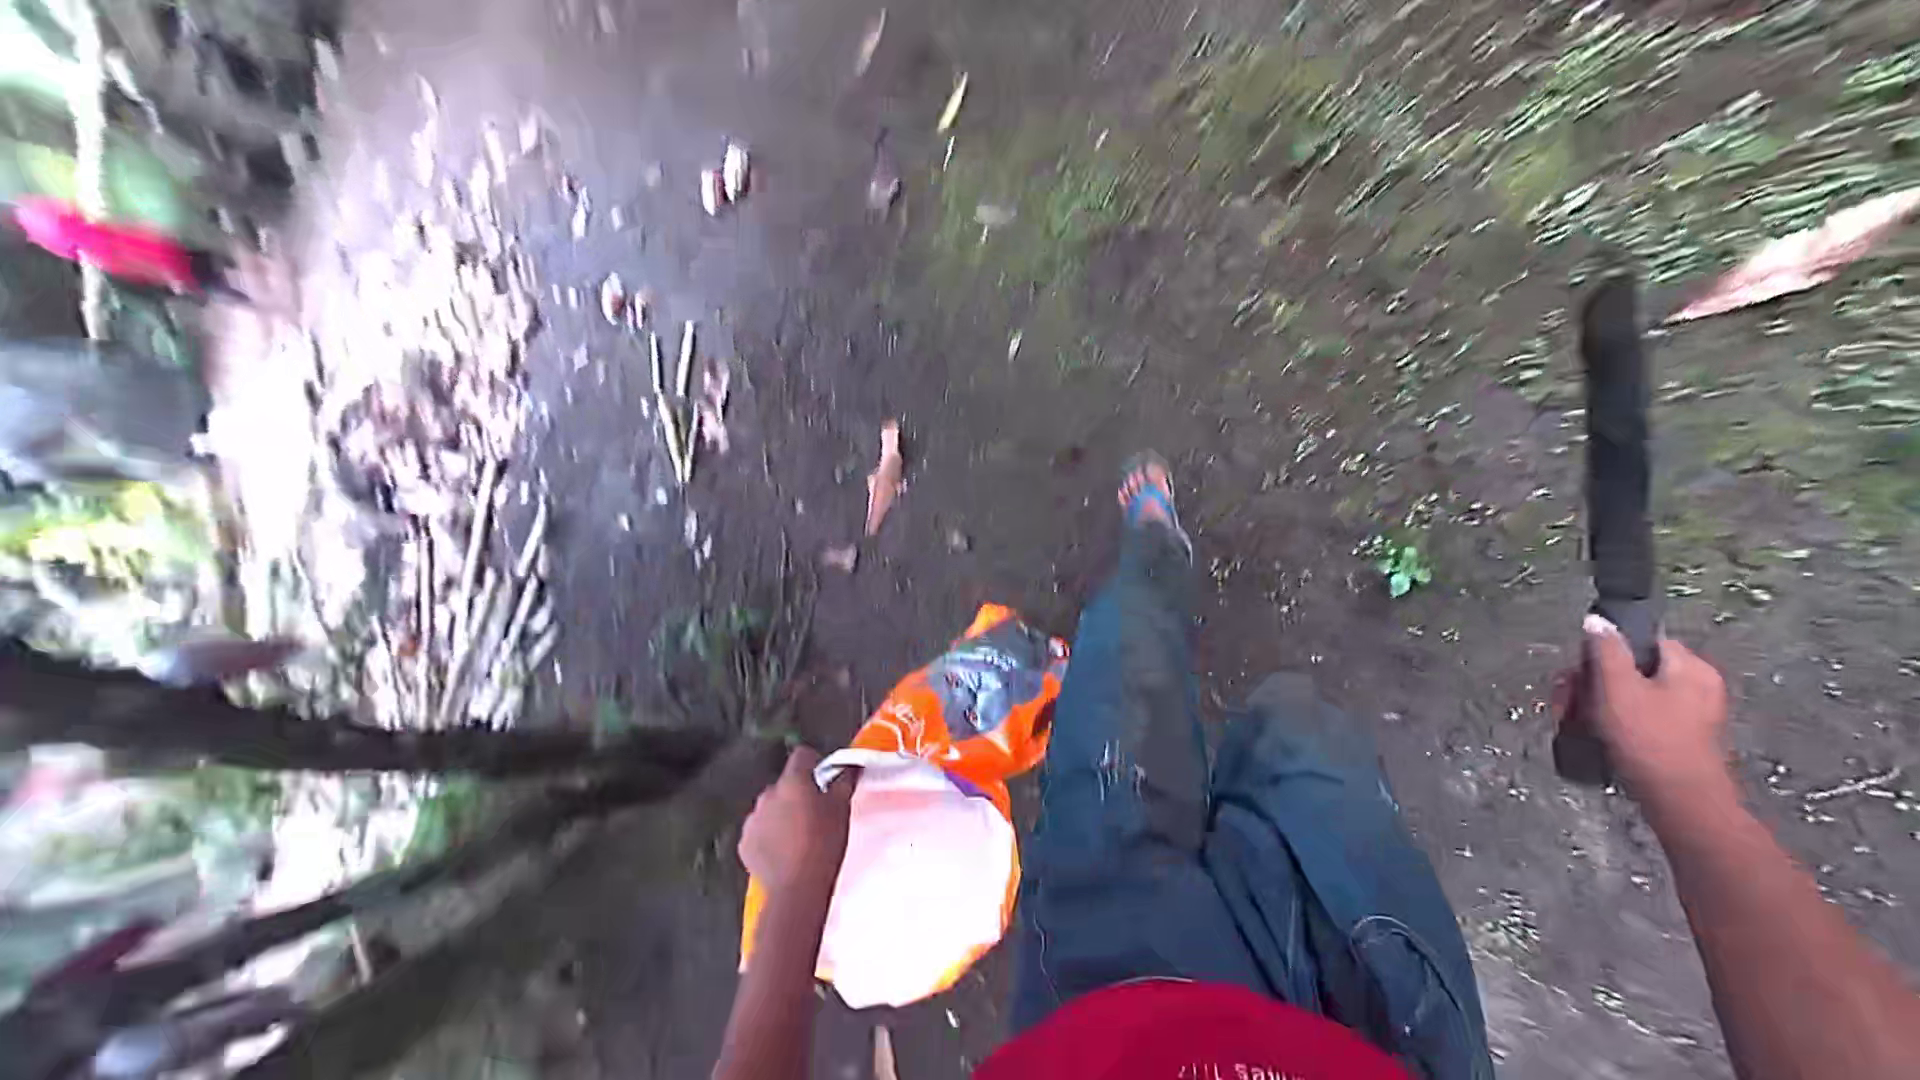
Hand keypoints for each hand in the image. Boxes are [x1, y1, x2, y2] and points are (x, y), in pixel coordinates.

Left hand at [739, 746, 854, 895]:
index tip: (824, 779)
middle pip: (785, 783)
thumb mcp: (841, 808)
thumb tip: (848, 765)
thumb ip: (844, 780)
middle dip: (797, 792)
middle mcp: (768, 794)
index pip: (801, 755)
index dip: (814, 763)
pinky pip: (759, 830)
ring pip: (770, 807)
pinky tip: (783, 851)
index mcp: (793, 781)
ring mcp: (753, 819)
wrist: (797, 887)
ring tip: (798, 835)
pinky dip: (769, 835)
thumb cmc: (825, 842)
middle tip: (814, 813)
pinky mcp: (744, 843)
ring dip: (782, 813)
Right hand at [1580, 614, 1730, 796]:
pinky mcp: (1679, 731)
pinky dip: (1612, 715)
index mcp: (1690, 668)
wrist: (1679, 797)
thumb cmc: (1647, 736)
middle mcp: (1697, 684)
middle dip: (1592, 679)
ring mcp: (1690, 710)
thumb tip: (1598, 621)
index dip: (1605, 650)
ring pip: (1630, 689)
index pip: (1642, 640)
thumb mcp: (1617, 688)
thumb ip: (1606, 651)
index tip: (1579, 670)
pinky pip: (1639, 710)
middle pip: (1632, 666)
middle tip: (1568, 698)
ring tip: (1573, 716)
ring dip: (1595, 699)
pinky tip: (1592, 728)